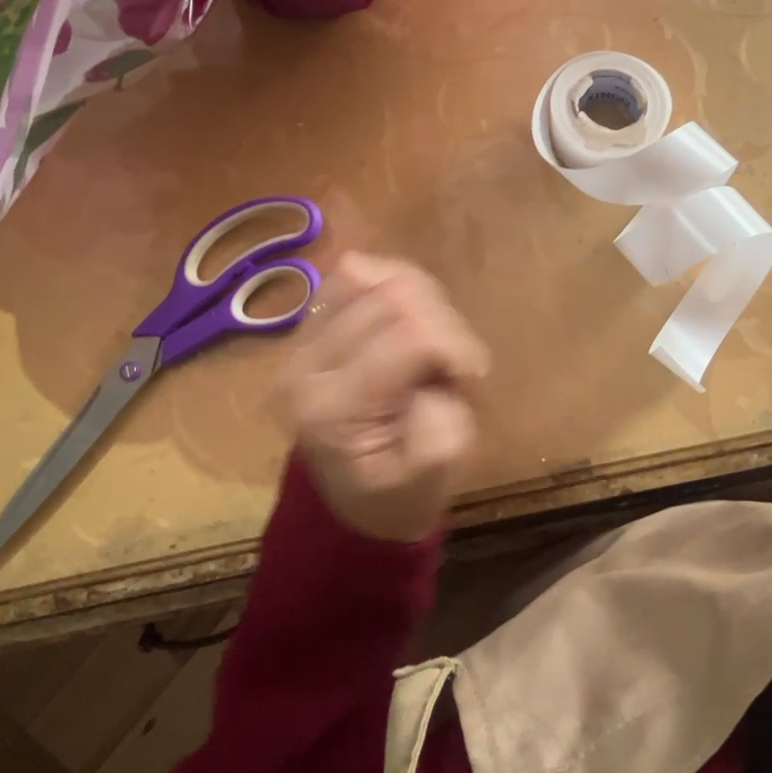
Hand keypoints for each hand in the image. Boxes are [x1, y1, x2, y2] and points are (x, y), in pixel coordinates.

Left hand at [277, 253, 490, 541]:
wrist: (348, 499)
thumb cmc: (398, 495)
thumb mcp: (431, 482)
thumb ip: (441, 433)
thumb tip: (440, 372)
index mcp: (335, 408)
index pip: (411, 334)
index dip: (457, 344)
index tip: (472, 375)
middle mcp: (305, 364)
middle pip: (394, 295)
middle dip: (444, 320)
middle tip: (453, 361)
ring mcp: (299, 340)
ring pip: (373, 273)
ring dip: (421, 299)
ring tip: (432, 339)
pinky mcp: (307, 323)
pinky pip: (353, 273)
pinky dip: (394, 285)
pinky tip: (410, 318)